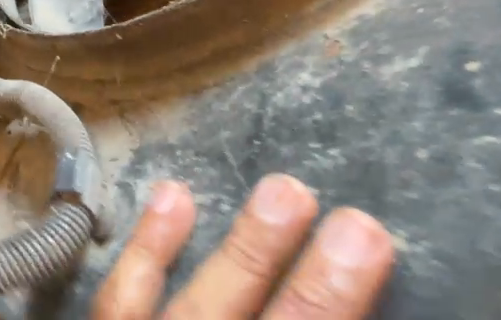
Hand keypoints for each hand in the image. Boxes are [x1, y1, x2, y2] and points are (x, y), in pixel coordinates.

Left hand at [94, 174, 394, 319]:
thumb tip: (344, 296)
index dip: (342, 305)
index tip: (379, 247)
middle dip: (318, 292)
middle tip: (363, 227)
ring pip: (200, 309)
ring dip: (247, 252)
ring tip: (287, 192)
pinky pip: (121, 302)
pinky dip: (147, 250)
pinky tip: (174, 193)